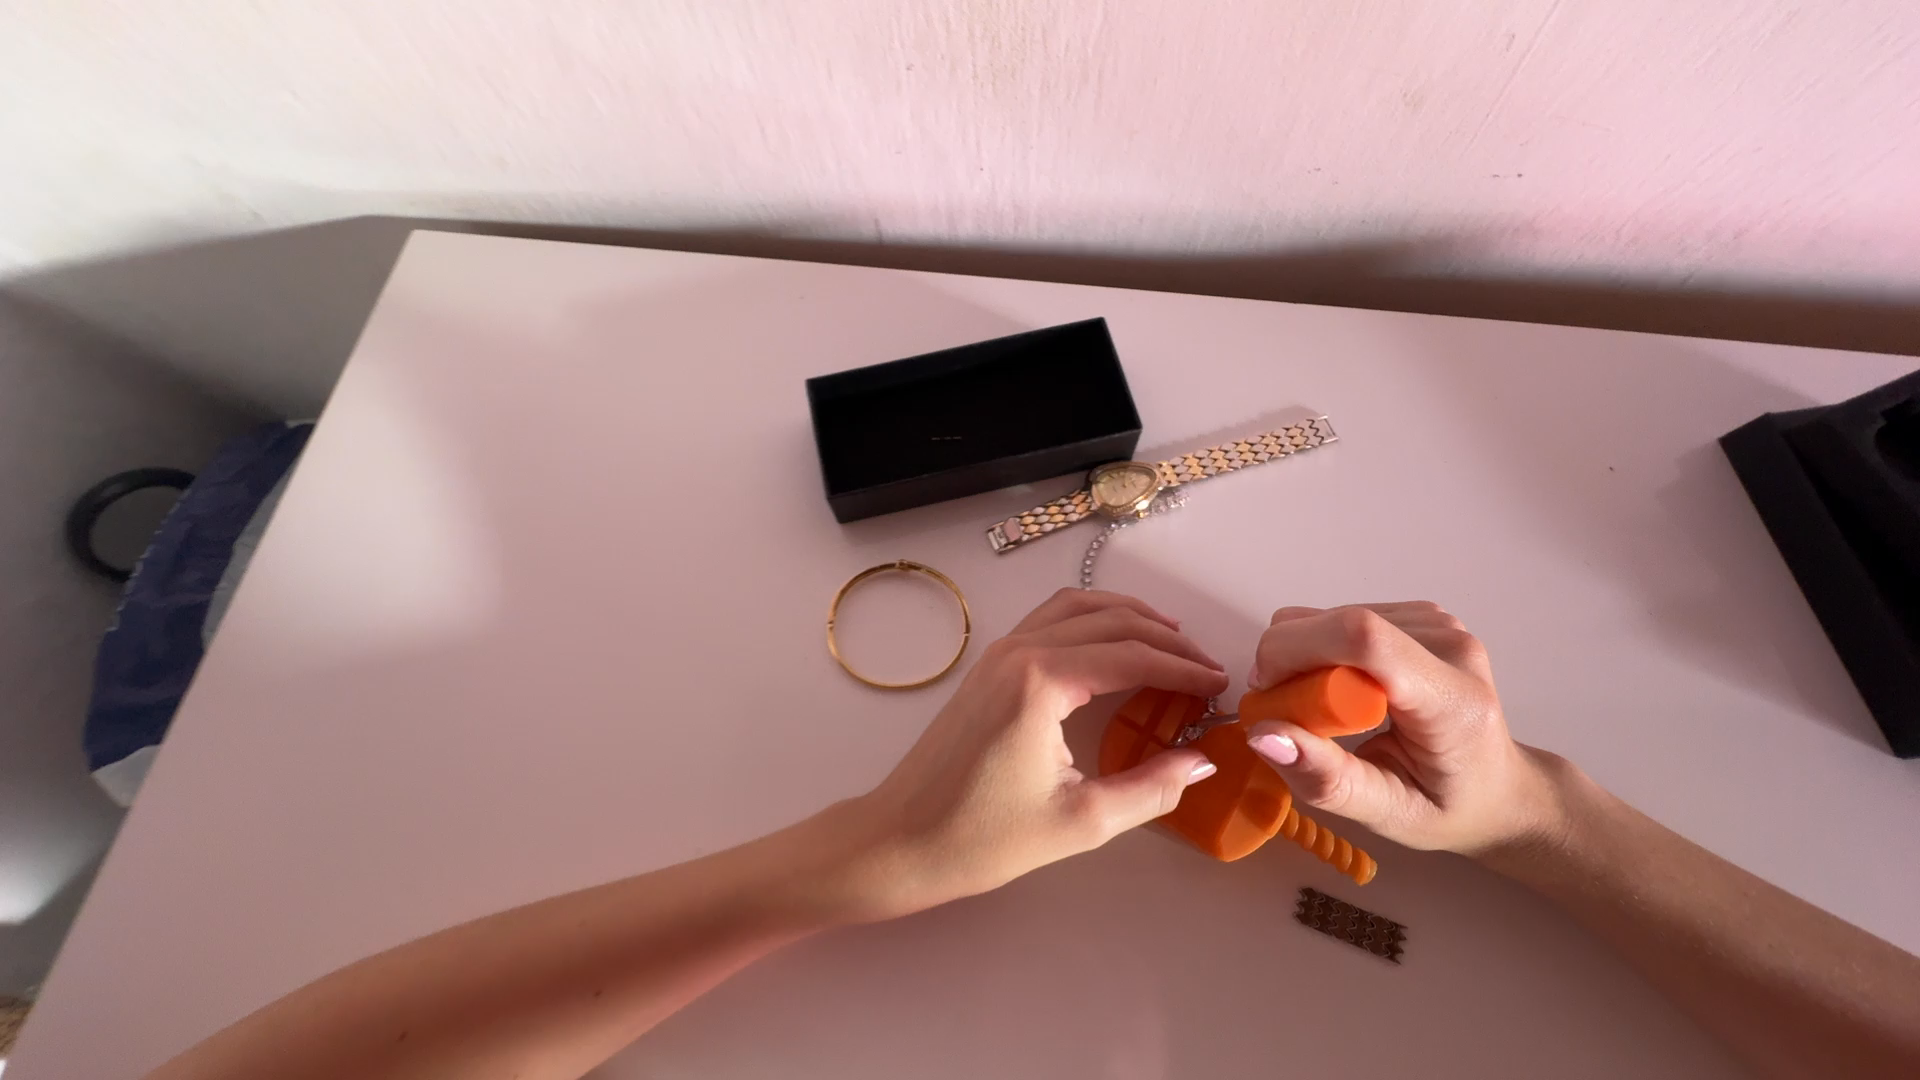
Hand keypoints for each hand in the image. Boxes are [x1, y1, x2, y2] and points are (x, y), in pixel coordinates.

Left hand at [838, 589, 1229, 919]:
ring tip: (1171, 641)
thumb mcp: (1081, 820)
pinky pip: (1050, 620)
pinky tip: (1112, 643)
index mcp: (1042, 680)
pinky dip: (1090, 619)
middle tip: (1205, 668)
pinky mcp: (989, 664)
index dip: (1183, 669)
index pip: (1131, 655)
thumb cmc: (985, 837)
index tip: (1220, 687)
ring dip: (1127, 617)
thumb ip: (1151, 786)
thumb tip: (1204, 760)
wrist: (901, 838)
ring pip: (1076, 608)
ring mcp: (1000, 652)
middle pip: (1109, 622)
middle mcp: (1020, 650)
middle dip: (1165, 640)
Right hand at [1243, 602, 1564, 855]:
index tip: (1266, 694)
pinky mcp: (1416, 614)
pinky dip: (1316, 648)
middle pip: (1336, 621)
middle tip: (1286, 712)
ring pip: (1326, 615)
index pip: (1364, 640)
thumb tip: (1260, 734)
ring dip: (1299, 656)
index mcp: (1451, 699)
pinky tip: (1339, 686)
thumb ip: (1325, 779)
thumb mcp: (1386, 815)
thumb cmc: (1446, 807)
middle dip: (1286, 659)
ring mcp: (1435, 622)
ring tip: (1320, 707)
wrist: (1500, 789)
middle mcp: (1448, 645)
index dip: (1296, 651)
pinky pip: (1335, 615)